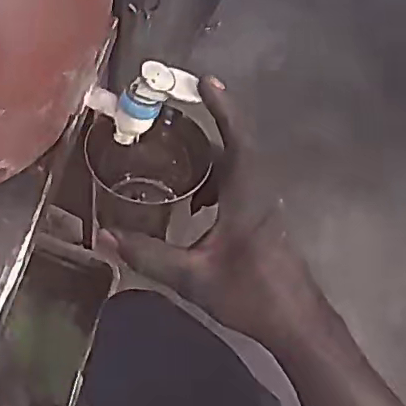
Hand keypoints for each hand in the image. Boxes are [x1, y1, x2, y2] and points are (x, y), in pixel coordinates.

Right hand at [96, 76, 331, 352]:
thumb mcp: (194, 278)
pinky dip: (215, 175)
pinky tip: (193, 197)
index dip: (222, 107)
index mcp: (246, 195)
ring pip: (236, 164)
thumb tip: (106, 238)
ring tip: (174, 147)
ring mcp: (263, 204)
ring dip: (210, 150)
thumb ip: (149, 255)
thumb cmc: (252, 295)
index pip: (236, 139)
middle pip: (235, 144)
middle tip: (172, 112)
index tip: (205, 81)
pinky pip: (237, 181)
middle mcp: (258, 191)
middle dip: (207, 122)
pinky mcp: (261, 217)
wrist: (298, 324)